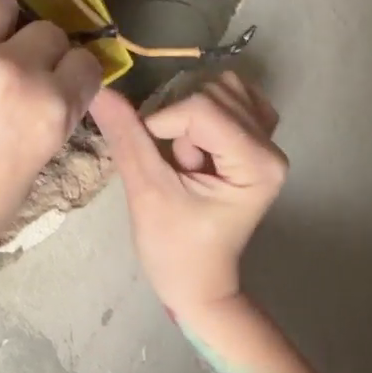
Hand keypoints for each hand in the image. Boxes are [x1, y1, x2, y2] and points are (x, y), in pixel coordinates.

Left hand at [0, 0, 102, 306]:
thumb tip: (48, 83)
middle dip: (30, 54)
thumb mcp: (29, 175)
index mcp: (50, 111)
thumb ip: (47, 120)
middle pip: (45, 30)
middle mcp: (11, 71)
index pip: (83, 62)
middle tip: (0, 78)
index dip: (66, 75)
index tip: (48, 84)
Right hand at [89, 71, 287, 316]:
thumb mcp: (147, 193)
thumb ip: (127, 137)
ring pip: (223, 88)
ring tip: (188, 162)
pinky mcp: (256, 141)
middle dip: (182, 125)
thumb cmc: (174, 250)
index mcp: (257, 163)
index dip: (163, 123)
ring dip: (192, 118)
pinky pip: (232, 99)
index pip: (201, 108)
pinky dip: (206, 112)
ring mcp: (269, 142)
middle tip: (179, 170)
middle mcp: (272, 147)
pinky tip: (198, 144)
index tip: (153, 163)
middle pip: (214, 93)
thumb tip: (99, 91)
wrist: (197, 283)